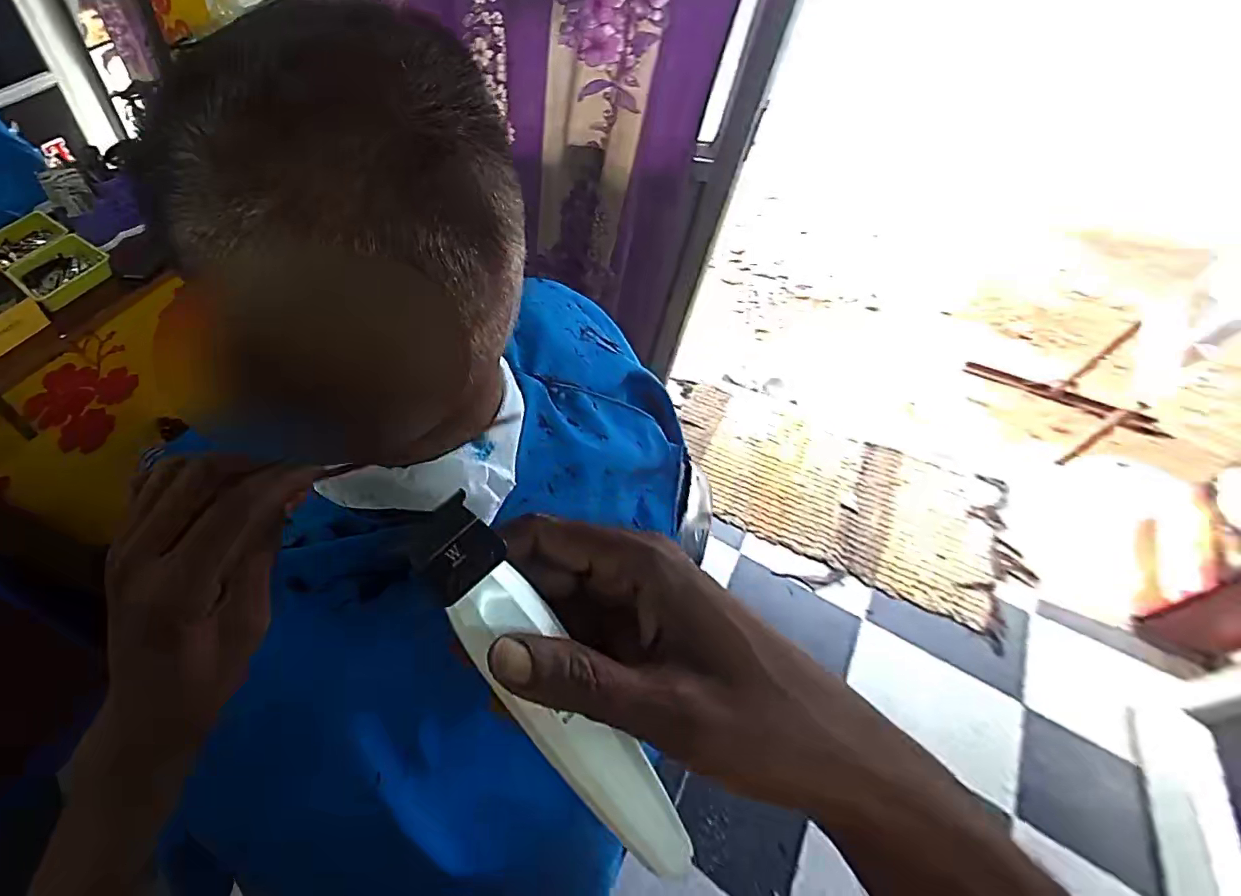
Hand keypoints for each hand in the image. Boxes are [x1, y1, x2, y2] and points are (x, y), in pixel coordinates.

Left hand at [101, 455, 319, 757]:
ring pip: (171, 471)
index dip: (274, 482)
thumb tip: (283, 496)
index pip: (230, 511)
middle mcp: (138, 555)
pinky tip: (213, 483)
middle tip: (283, 471)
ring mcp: (120, 543)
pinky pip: (150, 484)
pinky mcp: (116, 540)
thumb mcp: (249, 626)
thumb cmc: (206, 684)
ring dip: (218, 465)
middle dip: (248, 466)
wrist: (144, 713)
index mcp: (174, 589)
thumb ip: (260, 555)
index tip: (308, 469)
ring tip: (254, 476)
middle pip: (197, 477)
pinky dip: (185, 473)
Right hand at [485, 517, 959, 817]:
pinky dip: (553, 663)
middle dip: (502, 610)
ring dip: (524, 642)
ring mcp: (635, 606)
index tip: (456, 597)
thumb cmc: (770, 728)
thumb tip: (494, 655)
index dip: (494, 556)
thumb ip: (577, 681)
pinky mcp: (639, 638)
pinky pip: (578, 638)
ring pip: (555, 608)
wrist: (852, 774)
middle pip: (542, 571)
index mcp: (639, 562)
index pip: (544, 534)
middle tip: (468, 656)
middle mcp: (631, 572)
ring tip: (495, 688)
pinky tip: (534, 701)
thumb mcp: (669, 709)